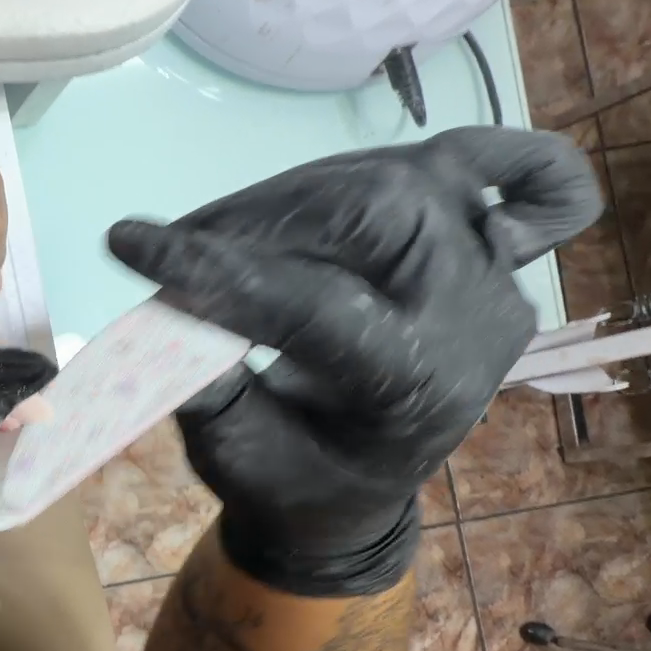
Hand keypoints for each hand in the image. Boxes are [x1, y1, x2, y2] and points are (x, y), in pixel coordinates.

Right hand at [108, 127, 600, 596]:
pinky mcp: (493, 258)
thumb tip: (164, 314)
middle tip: (179, 242)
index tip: (125, 241)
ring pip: (406, 176)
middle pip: (375, 210)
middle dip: (256, 216)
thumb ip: (207, 386)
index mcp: (406, 389)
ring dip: (296, 192)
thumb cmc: (285, 481)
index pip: (308, 302)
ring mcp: (494, 281)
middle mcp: (470, 321)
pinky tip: (387, 180)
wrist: (350, 492)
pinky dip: (472, 157)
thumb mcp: (230, 455)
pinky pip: (525, 172)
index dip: (210, 267)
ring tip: (221, 228)